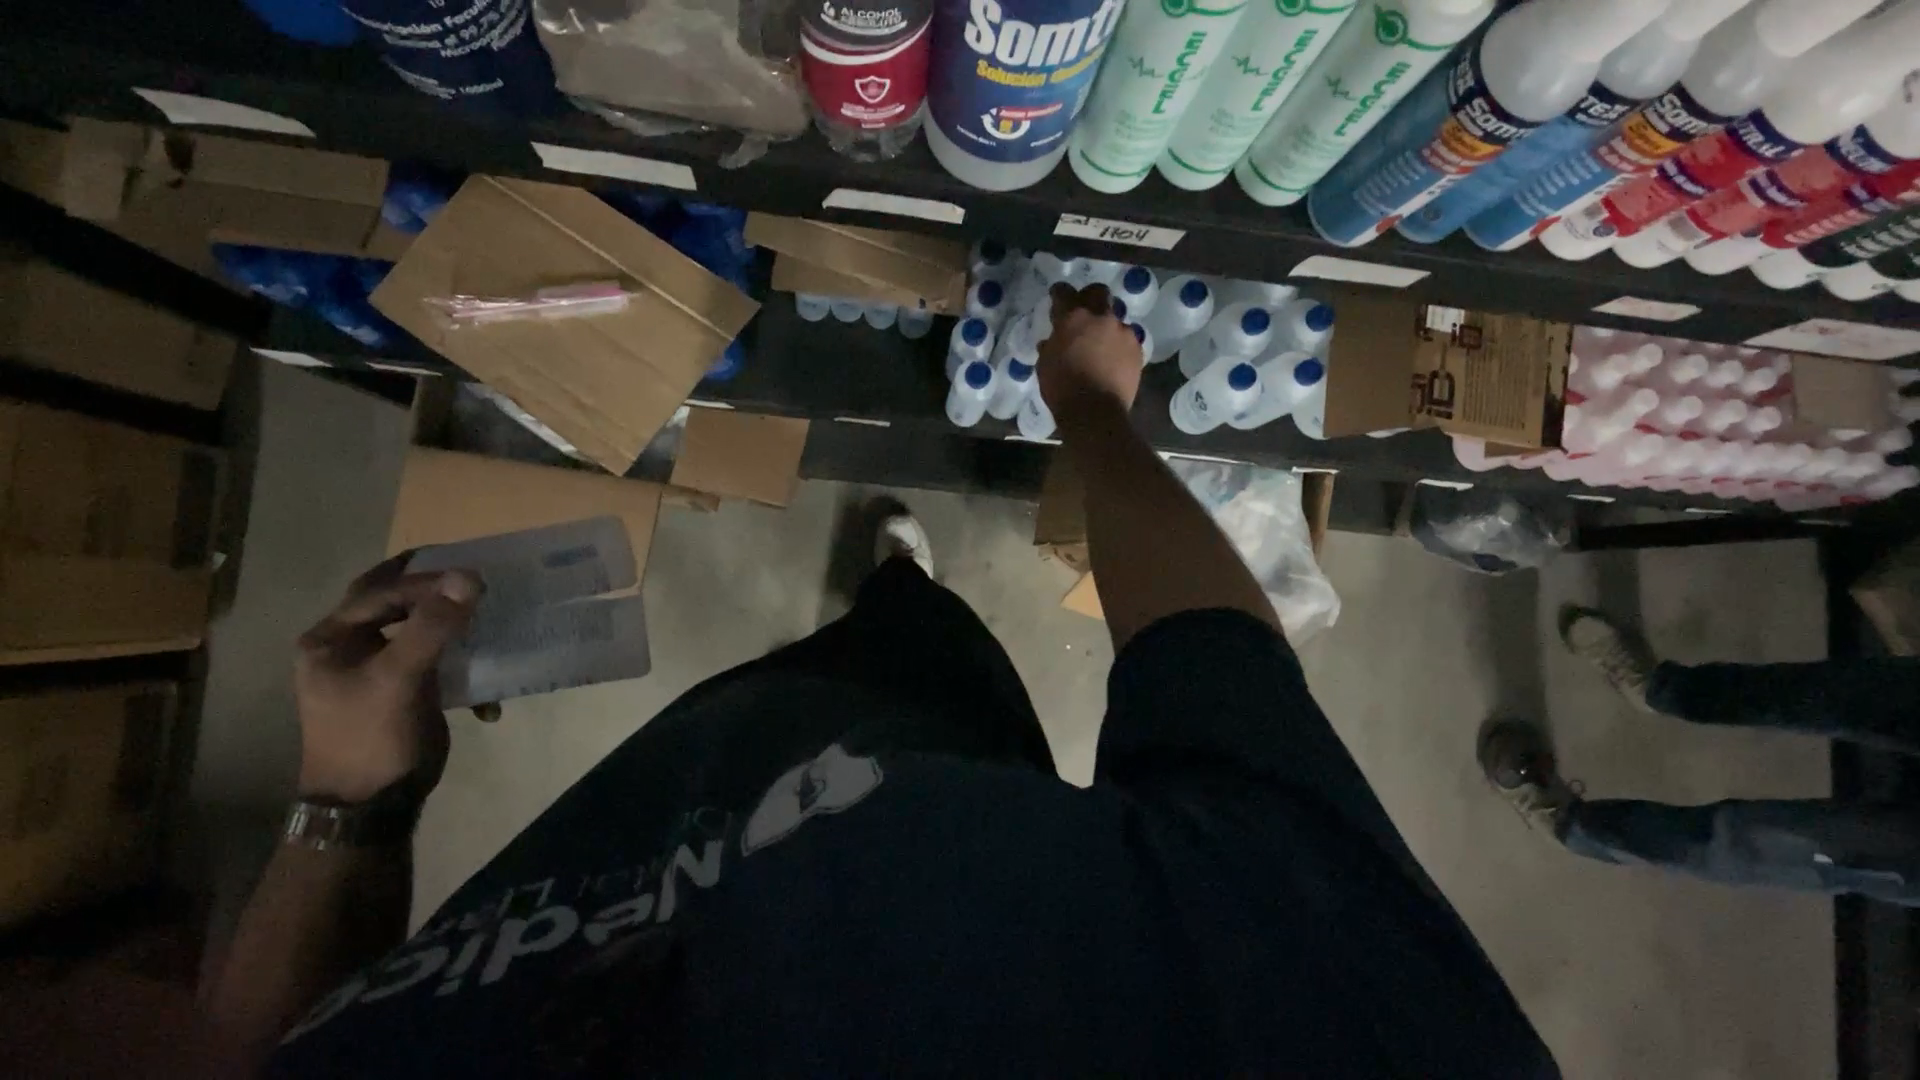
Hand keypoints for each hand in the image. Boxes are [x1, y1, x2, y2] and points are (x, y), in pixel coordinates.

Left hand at [293, 556, 480, 803]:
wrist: (371, 805)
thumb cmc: (371, 736)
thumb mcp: (399, 678)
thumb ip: (432, 626)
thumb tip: (468, 576)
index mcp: (330, 640)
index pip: (379, 591)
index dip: (425, 579)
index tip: (473, 574)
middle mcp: (349, 649)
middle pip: (395, 603)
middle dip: (434, 589)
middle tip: (474, 574)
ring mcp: (377, 671)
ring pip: (420, 630)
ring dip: (454, 623)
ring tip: (489, 612)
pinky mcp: (405, 691)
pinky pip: (438, 661)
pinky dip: (463, 664)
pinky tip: (486, 687)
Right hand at [1037, 282, 1141, 423]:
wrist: (1095, 413)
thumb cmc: (1062, 389)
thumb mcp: (1045, 365)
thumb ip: (1050, 346)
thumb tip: (1052, 341)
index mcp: (1072, 318)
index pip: (1064, 292)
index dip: (1059, 294)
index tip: (1057, 298)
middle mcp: (1100, 317)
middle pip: (1098, 292)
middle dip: (1090, 297)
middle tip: (1084, 312)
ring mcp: (1122, 331)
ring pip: (1115, 319)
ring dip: (1106, 327)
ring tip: (1101, 345)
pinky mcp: (1137, 348)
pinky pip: (1126, 340)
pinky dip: (1118, 346)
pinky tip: (1113, 361)